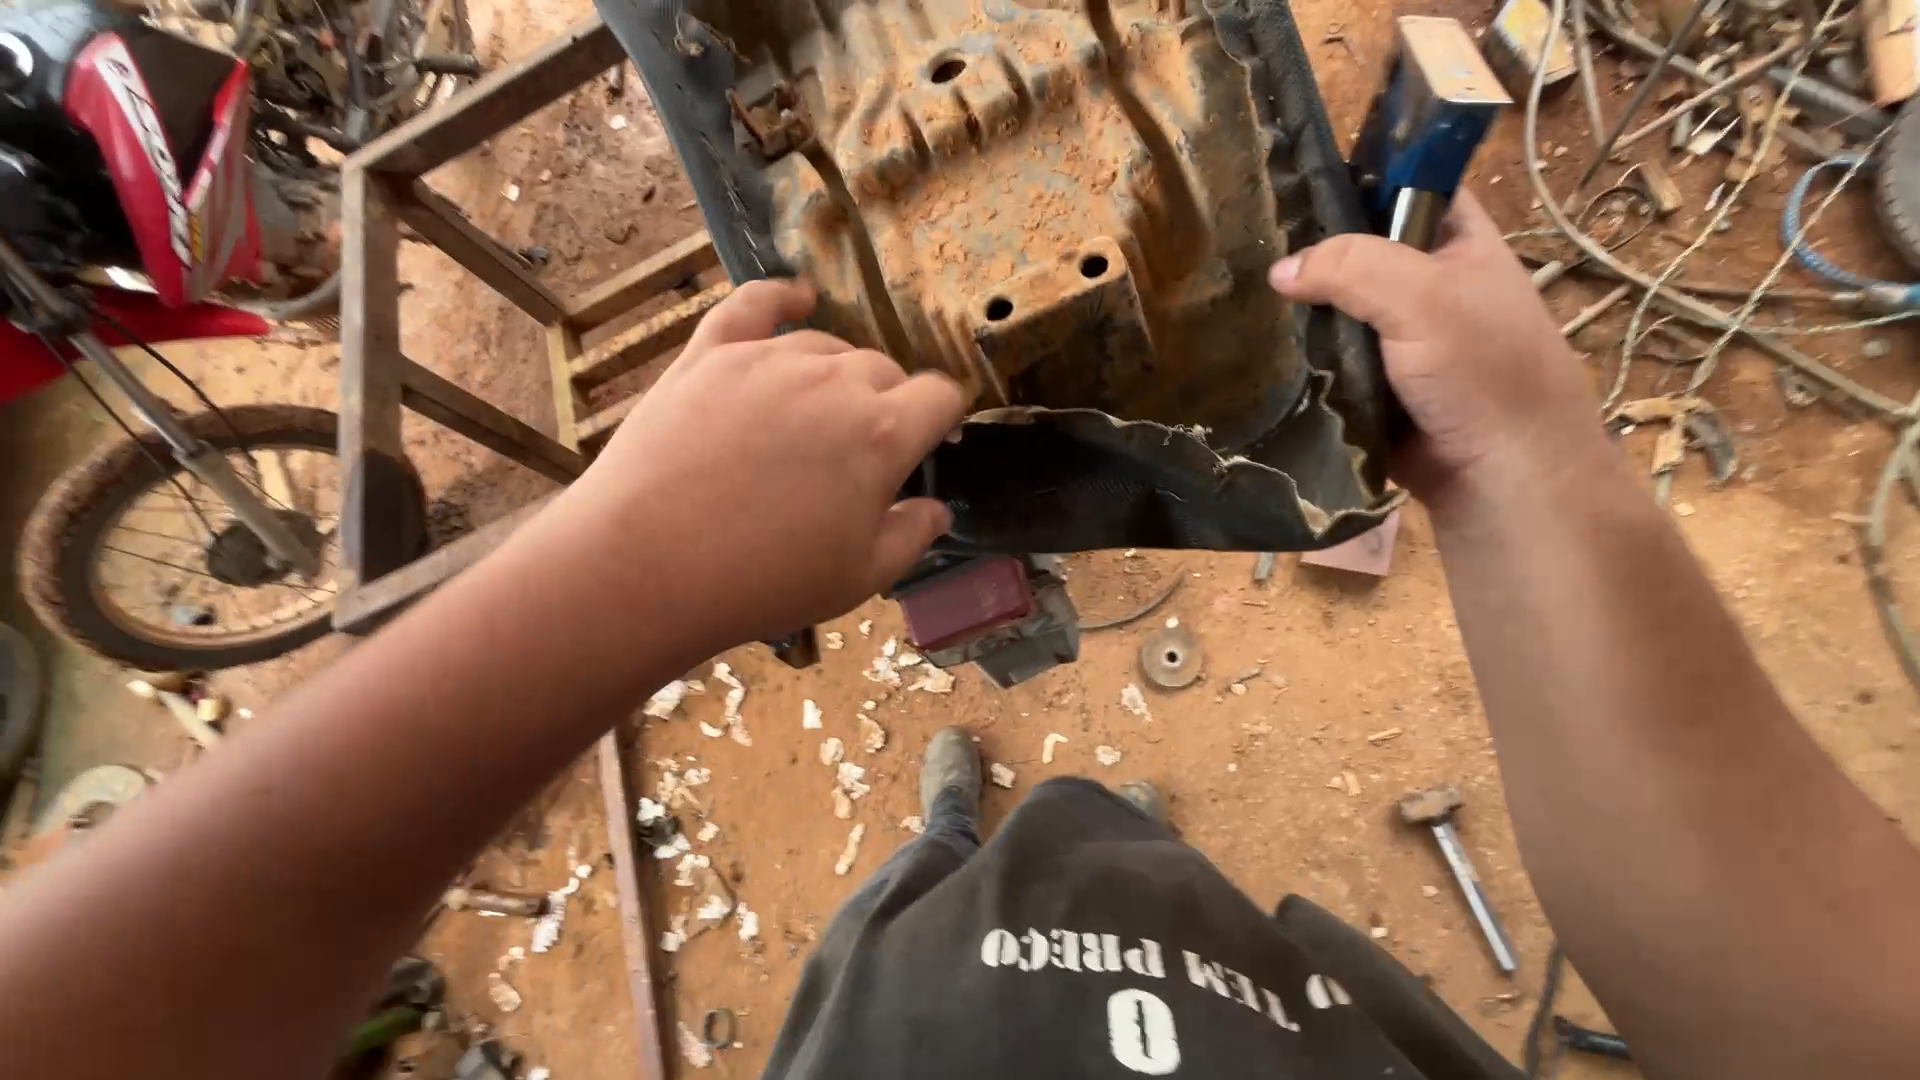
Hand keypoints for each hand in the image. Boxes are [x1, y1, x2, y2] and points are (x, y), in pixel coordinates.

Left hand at [566, 279, 963, 647]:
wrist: (647, 567)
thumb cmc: (766, 580)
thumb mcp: (861, 576)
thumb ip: (912, 535)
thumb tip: (939, 508)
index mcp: (883, 433)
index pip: (939, 396)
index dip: (942, 417)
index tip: (930, 442)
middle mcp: (835, 381)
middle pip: (884, 369)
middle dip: (889, 403)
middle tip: (860, 453)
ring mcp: (769, 360)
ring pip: (827, 347)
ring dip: (838, 376)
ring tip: (818, 415)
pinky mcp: (711, 353)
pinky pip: (754, 305)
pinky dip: (781, 297)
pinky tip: (797, 299)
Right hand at [1267, 191, 1603, 503]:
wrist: (1497, 472)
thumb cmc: (1482, 371)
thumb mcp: (1425, 298)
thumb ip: (1353, 269)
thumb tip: (1279, 271)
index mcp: (1455, 242)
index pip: (1403, 185)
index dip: (1354, 176)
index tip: (1290, 181)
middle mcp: (1422, 282)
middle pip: (1354, 249)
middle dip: (1308, 250)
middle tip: (1246, 244)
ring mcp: (1392, 336)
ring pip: (1332, 308)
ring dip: (1296, 309)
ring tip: (1237, 294)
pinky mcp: (1367, 381)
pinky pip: (1323, 358)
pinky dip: (1296, 355)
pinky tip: (1257, 347)